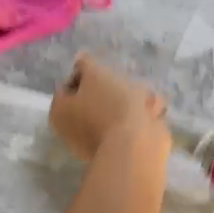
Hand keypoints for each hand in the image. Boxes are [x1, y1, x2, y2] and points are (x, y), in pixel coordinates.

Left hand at [49, 53, 168, 161]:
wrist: (137, 145)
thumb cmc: (111, 106)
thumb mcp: (95, 74)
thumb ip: (85, 65)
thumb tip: (81, 63)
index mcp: (61, 112)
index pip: (69, 85)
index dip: (86, 75)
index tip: (104, 73)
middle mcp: (74, 130)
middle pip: (94, 99)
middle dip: (114, 90)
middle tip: (126, 85)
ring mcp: (98, 141)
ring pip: (116, 111)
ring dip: (133, 101)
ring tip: (145, 99)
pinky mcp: (121, 149)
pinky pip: (131, 125)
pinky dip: (142, 117)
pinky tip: (152, 112)